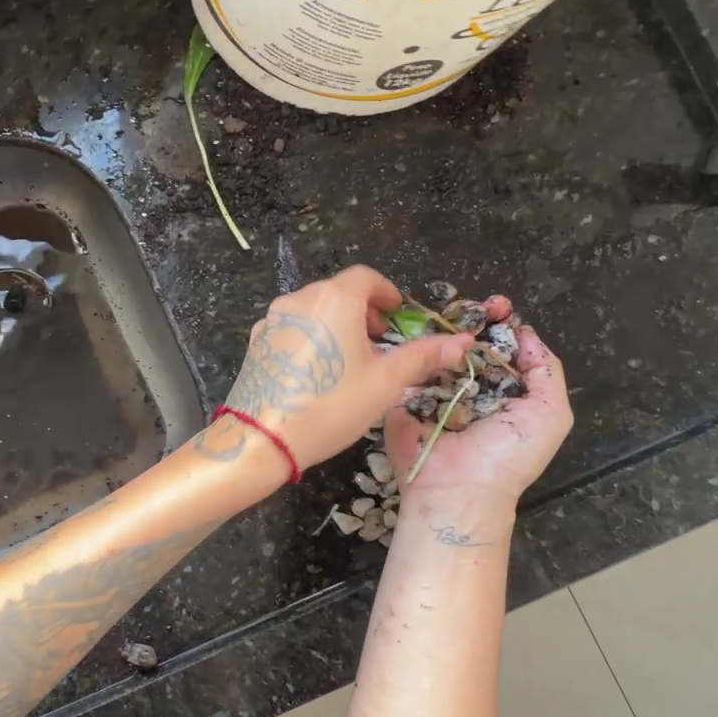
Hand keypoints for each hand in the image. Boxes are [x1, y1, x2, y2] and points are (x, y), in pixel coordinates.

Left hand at [198, 266, 472, 472]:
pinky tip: (320, 370)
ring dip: (336, 324)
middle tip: (380, 339)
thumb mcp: (385, 382)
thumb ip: (422, 356)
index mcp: (332, 299)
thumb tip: (461, 342)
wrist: (263, 438)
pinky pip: (291, 329)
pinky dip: (312, 337)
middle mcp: (298, 301)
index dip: (385, 292)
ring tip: (353, 358)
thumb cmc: (331, 406)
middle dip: (363, 310)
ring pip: (312, 311)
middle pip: (336, 292)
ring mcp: (271, 322)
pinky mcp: (256, 343)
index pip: (364, 278)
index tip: (397, 314)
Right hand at [384, 312, 572, 510]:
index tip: (497, 304)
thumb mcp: (550, 413)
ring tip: (443, 316)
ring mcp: (428, 392)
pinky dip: (409, 354)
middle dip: (470, 320)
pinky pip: (404, 370)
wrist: (459, 489)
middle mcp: (463, 387)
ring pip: (432, 352)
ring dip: (438, 332)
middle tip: (476, 303)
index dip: (499, 323)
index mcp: (498, 390)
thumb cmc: (509, 455)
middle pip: (463, 343)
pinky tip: (414, 339)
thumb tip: (525, 334)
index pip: (497, 347)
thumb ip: (545, 371)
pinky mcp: (399, 400)